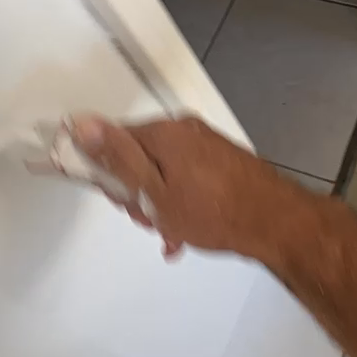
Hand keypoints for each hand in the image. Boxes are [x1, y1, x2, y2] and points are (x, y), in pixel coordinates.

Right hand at [67, 114, 320, 262]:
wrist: (274, 221)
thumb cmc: (210, 211)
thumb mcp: (153, 193)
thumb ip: (117, 159)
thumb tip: (81, 122)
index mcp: (163, 133)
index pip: (113, 141)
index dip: (108, 174)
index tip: (120, 200)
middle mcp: (184, 130)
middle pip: (139, 157)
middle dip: (137, 192)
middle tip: (149, 220)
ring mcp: (205, 144)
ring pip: (163, 171)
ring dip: (159, 202)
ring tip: (172, 233)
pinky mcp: (221, 160)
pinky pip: (186, 177)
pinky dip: (180, 201)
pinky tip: (185, 234)